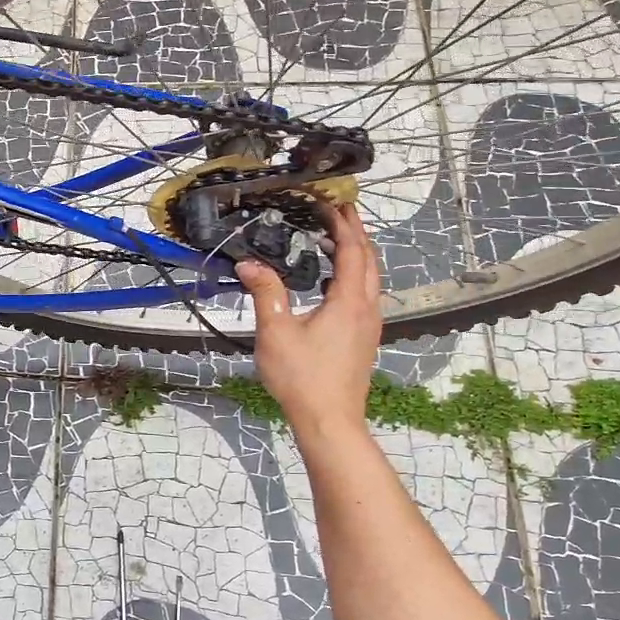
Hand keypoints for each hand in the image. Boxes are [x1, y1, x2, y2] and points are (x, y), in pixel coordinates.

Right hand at [234, 203, 382, 434]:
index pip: (352, 251)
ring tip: (334, 239)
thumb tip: (248, 264)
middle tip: (336, 212)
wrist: (329, 418)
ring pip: (370, 277)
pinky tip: (331, 280)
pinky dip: (352, 274)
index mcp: (349, 301)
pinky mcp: (362, 337)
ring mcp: (368, 324)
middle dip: (355, 232)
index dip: (344, 224)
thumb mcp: (276, 332)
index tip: (330, 202)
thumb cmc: (301, 376)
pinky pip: (364, 293)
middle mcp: (366, 308)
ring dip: (356, 253)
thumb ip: (266, 294)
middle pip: (369, 260)